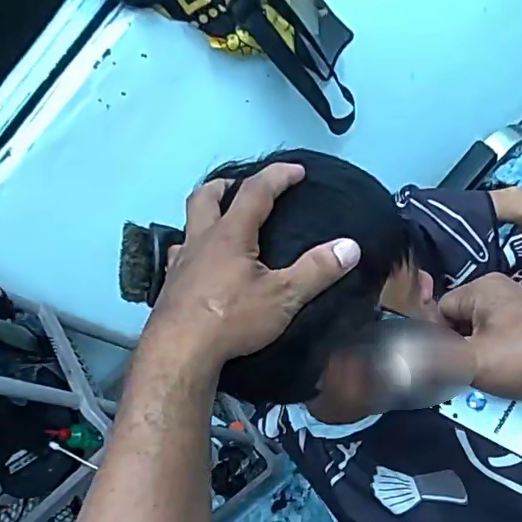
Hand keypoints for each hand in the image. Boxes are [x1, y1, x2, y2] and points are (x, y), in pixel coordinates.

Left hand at [148, 164, 360, 366]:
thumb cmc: (233, 319)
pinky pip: (182, 257)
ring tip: (222, 224)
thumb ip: (317, 270)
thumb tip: (350, 246)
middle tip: (243, 186)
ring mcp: (182, 263)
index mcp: (230, 235)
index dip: (278, 177)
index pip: (255, 192)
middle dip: (227, 185)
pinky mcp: (171, 287)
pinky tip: (201, 265)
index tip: (297, 170)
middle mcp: (201, 241)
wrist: (181, 351)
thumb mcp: (284, 296)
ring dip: (206, 215)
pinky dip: (194, 251)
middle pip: (207, 197)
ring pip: (189, 225)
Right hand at [437, 273, 521, 412]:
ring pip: (482, 343)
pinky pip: (504, 352)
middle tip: (459, 380)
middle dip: (457, 356)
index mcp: (483, 288)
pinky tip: (502, 387)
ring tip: (480, 388)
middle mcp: (502, 295)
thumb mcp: (470, 361)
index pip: (439, 310)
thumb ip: (432, 360)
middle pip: (460, 327)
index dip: (434, 340)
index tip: (439, 366)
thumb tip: (399, 359)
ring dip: (477, 367)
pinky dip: (499, 369)